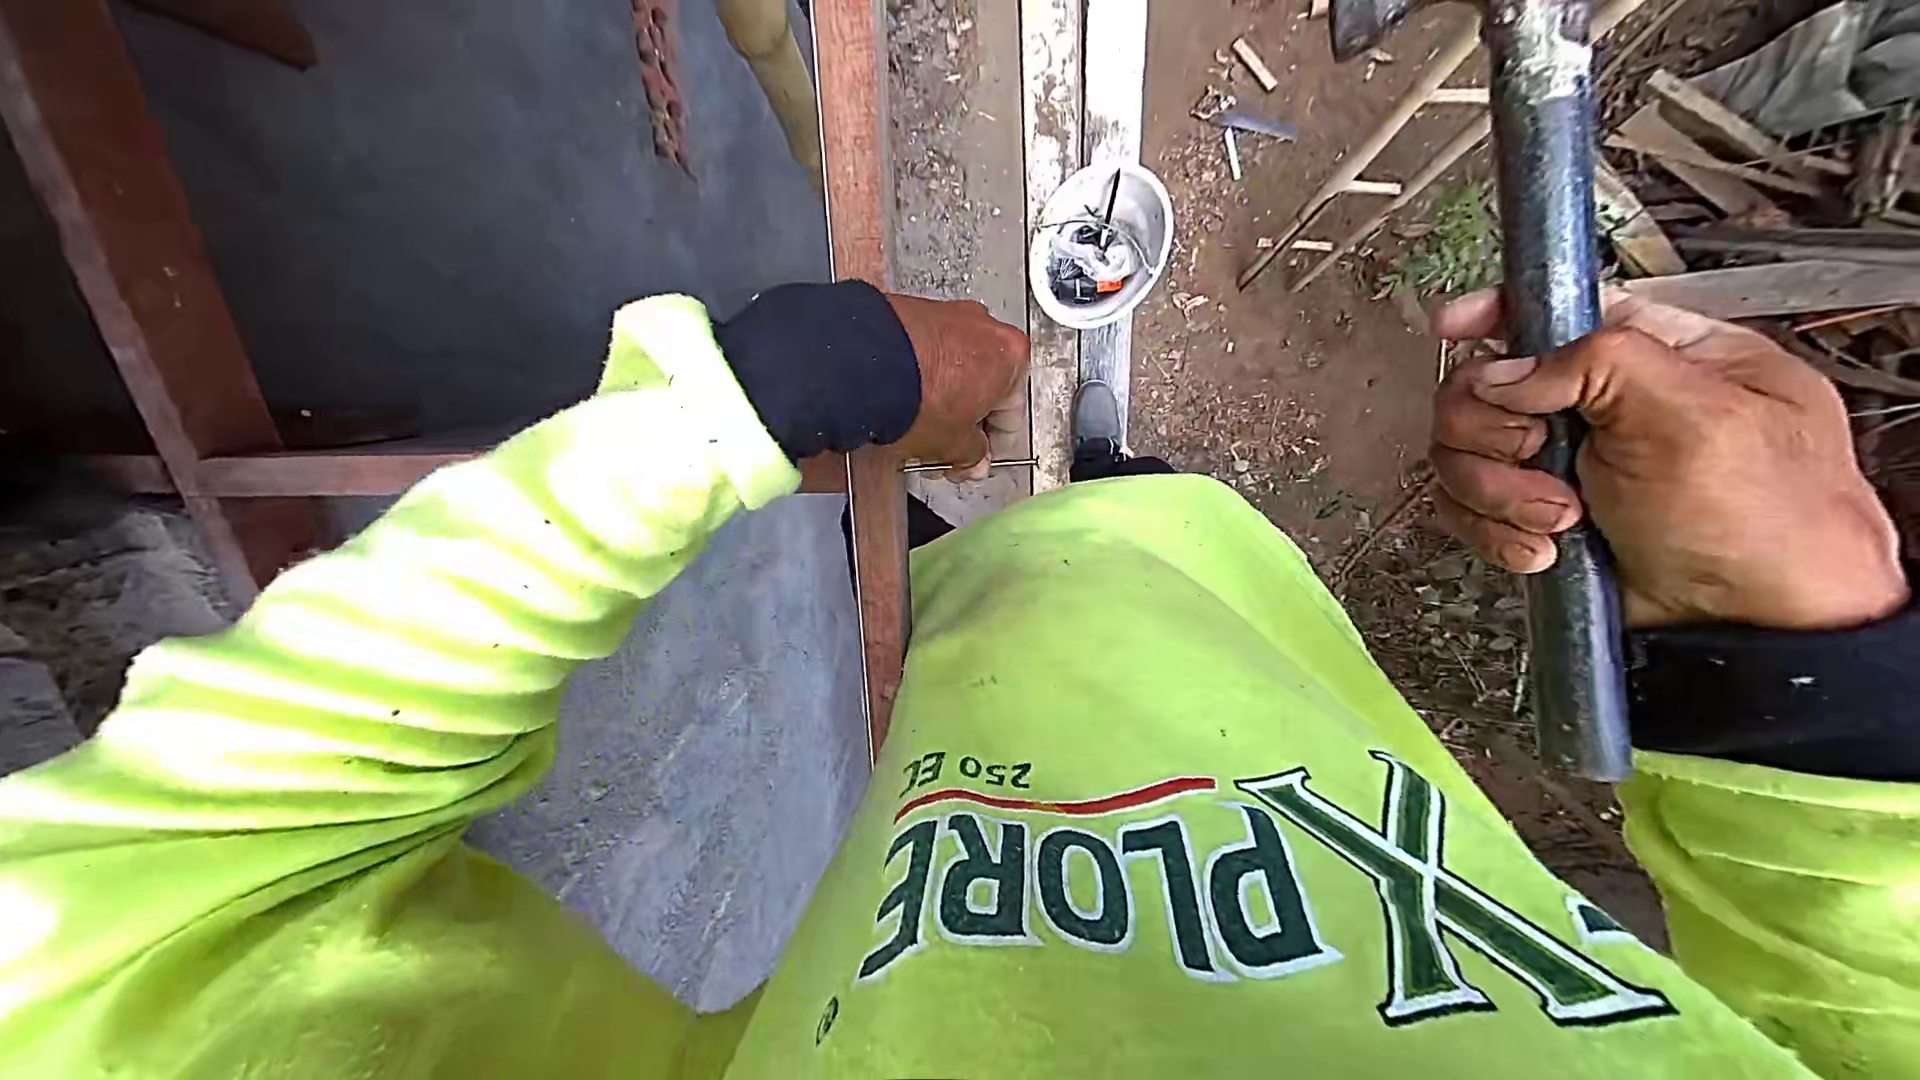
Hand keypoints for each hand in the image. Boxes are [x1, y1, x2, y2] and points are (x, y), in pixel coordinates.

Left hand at [884, 295, 1028, 478]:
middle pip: (984, 390)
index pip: (1012, 416)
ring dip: (943, 402)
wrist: (864, 365)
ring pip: (955, 372)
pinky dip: (921, 379)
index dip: (991, 447)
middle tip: (948, 449)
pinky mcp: (914, 313)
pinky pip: (927, 354)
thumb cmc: (917, 394)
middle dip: (965, 424)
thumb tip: (973, 458)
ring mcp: (949, 315)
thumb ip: (973, 455)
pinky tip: (904, 403)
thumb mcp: (955, 443)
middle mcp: (986, 328)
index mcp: (1012, 357)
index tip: (975, 459)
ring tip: (920, 428)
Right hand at [1429, 289, 1907, 630]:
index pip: (1551, 312)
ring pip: (1456, 453)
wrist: (1733, 620)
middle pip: (1475, 391)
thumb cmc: (1758, 518)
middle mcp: (1583, 405)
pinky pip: (1456, 504)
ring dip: (1496, 492)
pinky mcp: (1513, 508)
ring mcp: (1541, 461)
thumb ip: (1602, 367)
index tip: (1452, 327)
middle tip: (1541, 457)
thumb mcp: (1703, 418)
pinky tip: (1541, 547)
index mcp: (1645, 358)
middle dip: (1494, 435)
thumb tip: (1499, 372)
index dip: (1493, 314)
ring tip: (1560, 519)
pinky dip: (1490, 529)